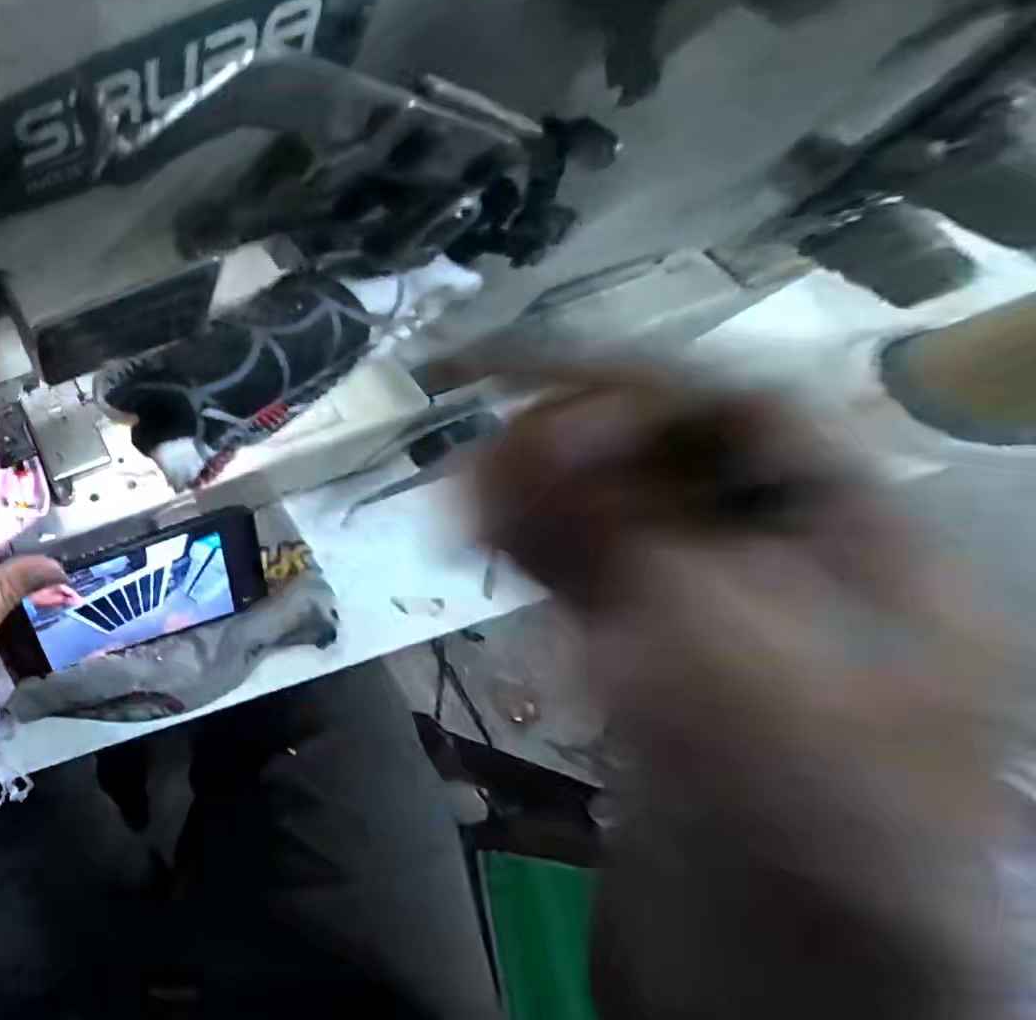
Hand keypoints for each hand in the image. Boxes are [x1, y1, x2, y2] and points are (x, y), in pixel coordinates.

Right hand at [472, 360, 1001, 818]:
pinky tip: (473, 533)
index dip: (614, 378)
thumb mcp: (717, 638)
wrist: (770, 922)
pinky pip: (574, 558)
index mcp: (842, 527)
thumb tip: (539, 428)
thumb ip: (625, 523)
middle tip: (468, 453)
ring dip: (520, 490)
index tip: (507, 374)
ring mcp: (698, 584)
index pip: (728, 406)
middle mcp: (770, 540)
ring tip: (454, 498)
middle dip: (549, 442)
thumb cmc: (785, 781)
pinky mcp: (638, 625)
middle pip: (650, 452)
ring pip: (598, 503)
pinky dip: (520, 538)